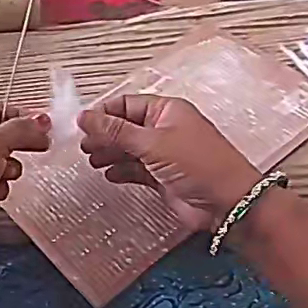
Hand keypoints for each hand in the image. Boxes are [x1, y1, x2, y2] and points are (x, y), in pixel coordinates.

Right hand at [78, 95, 260, 232]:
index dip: (103, 114)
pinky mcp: (161, 176)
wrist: (226, 203)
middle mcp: (164, 129)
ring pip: (127, 149)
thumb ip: (115, 130)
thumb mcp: (151, 142)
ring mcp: (163, 154)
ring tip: (93, 160)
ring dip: (109, 154)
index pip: (126, 104)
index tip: (81, 126)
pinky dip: (121, 171)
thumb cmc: (198, 164)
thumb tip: (85, 117)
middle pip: (124, 127)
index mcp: (166, 111)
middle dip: (103, 136)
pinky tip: (109, 174)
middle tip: (85, 146)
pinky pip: (135, 169)